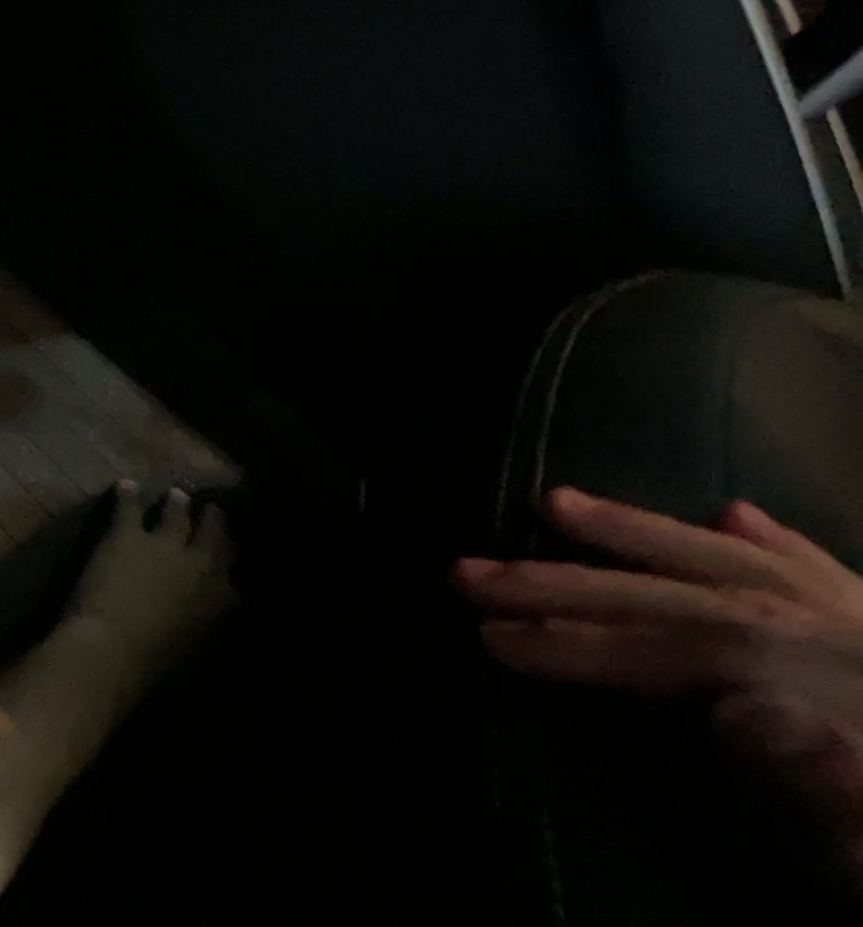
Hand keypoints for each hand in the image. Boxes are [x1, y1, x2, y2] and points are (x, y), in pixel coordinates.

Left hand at [66, 481, 235, 675]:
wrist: (113, 649)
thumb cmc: (152, 666)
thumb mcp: (193, 651)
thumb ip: (205, 626)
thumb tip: (208, 618)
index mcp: (220, 601)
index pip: (231, 574)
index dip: (227, 560)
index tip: (227, 551)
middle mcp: (201, 566)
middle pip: (213, 536)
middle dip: (213, 521)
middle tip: (212, 509)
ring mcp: (164, 545)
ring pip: (175, 515)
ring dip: (175, 504)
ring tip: (175, 494)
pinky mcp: (127, 534)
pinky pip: (129, 506)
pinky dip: (126, 495)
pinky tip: (125, 484)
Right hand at [453, 488, 862, 884]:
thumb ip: (833, 788)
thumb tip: (731, 705)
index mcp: (847, 693)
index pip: (687, 651)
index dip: (578, 644)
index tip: (490, 642)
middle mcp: (860, 645)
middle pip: (691, 593)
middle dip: (567, 580)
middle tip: (468, 572)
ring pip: (749, 568)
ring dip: (641, 532)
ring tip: (556, 503)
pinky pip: (841, 581)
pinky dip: (779, 546)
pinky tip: (736, 516)